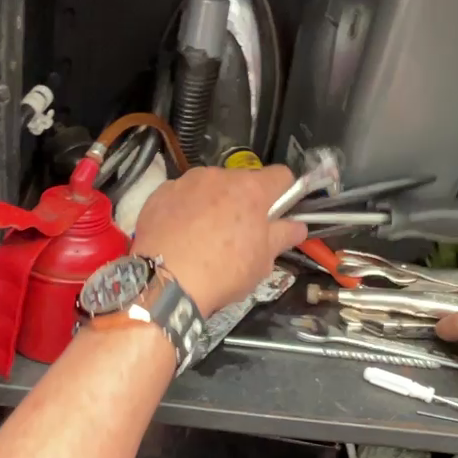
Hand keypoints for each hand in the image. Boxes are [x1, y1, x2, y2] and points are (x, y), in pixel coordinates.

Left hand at [131, 165, 307, 315]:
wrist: (164, 281)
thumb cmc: (222, 271)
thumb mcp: (262, 261)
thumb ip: (282, 237)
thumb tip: (298, 227)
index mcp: (251, 189)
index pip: (281, 176)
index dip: (284, 193)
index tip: (278, 213)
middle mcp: (219, 176)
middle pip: (241, 182)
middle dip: (244, 203)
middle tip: (239, 235)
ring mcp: (186, 182)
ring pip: (209, 187)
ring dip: (213, 204)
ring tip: (204, 237)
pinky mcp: (159, 194)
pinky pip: (180, 196)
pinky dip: (184, 210)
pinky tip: (180, 236)